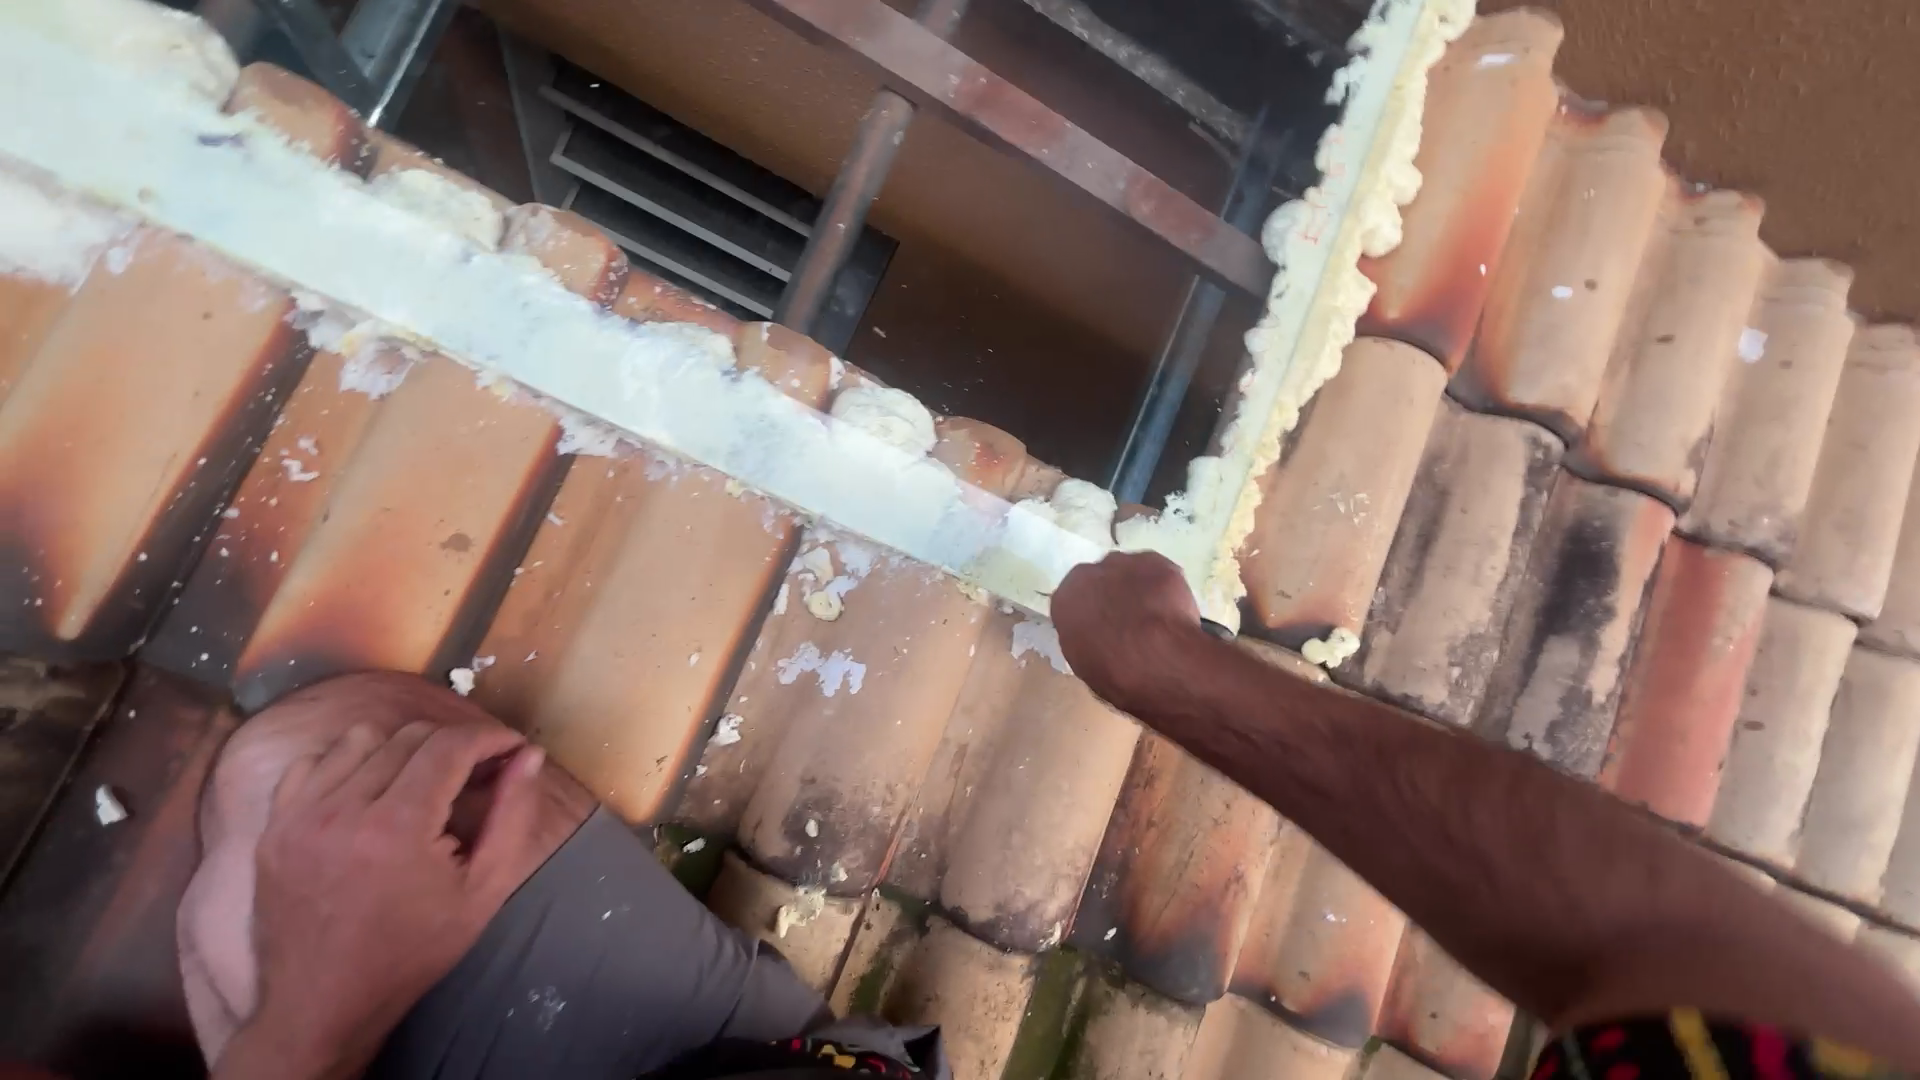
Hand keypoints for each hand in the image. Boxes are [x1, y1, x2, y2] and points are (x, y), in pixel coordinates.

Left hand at [216, 721, 548, 1079]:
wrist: (321, 1006)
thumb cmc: (415, 947)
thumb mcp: (487, 887)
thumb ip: (514, 813)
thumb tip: (530, 755)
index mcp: (396, 827)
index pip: (450, 745)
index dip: (491, 736)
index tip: (513, 748)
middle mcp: (340, 811)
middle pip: (411, 736)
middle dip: (456, 743)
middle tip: (480, 769)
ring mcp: (296, 817)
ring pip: (364, 739)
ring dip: (406, 749)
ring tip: (426, 780)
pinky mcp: (272, 828)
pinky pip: (315, 762)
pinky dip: (352, 762)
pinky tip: (374, 790)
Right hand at [1051, 551, 1204, 714]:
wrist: (1155, 657)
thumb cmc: (1114, 671)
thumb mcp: (1085, 664)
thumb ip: (1086, 639)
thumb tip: (1098, 638)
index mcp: (1064, 600)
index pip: (1074, 603)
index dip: (1092, 615)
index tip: (1105, 630)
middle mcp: (1088, 574)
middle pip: (1101, 580)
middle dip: (1114, 596)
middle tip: (1131, 623)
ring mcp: (1124, 563)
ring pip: (1131, 572)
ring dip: (1140, 589)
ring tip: (1157, 618)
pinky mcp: (1157, 562)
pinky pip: (1159, 573)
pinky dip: (1165, 587)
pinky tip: (1173, 610)